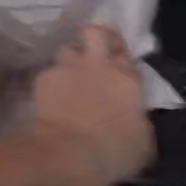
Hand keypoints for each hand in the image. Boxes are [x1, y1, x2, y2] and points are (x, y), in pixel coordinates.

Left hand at [25, 25, 154, 185]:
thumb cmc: (114, 151)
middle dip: (96, 36)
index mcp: (127, 79)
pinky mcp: (43, 78)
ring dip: (71, 58)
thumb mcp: (143, 137)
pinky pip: (50, 71)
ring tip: (71, 74)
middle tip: (95, 49)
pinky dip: (54, 79)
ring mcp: (67, 68)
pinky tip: (54, 94)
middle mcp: (97, 65)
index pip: (126, 53)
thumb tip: (132, 111)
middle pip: (95, 33)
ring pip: (68, 49)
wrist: (67, 152)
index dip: (121, 55)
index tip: (119, 61)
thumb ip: (137, 114)